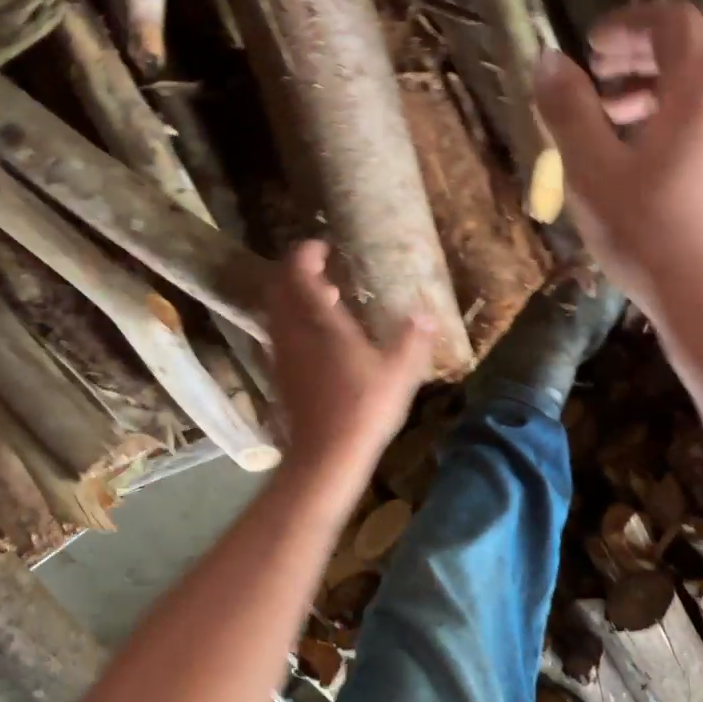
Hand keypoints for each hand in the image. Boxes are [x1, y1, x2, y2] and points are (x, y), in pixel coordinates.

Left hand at [264, 241, 432, 474]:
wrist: (325, 455)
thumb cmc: (364, 408)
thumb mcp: (400, 372)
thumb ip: (413, 339)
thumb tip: (426, 314)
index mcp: (319, 322)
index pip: (298, 272)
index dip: (305, 253)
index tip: (321, 245)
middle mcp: (293, 332)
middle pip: (279, 288)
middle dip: (295, 272)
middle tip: (320, 268)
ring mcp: (282, 355)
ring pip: (276, 313)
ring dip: (293, 299)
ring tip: (323, 300)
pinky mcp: (280, 376)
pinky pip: (280, 336)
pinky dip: (294, 325)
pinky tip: (318, 339)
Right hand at [532, 1, 702, 320]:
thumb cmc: (647, 233)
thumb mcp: (591, 170)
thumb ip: (567, 109)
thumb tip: (548, 60)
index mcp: (699, 93)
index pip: (674, 22)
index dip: (629, 22)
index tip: (591, 48)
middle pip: (687, 55)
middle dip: (636, 56)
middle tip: (593, 78)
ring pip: (694, 95)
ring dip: (647, 93)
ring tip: (606, 122)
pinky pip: (701, 128)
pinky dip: (665, 124)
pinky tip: (633, 165)